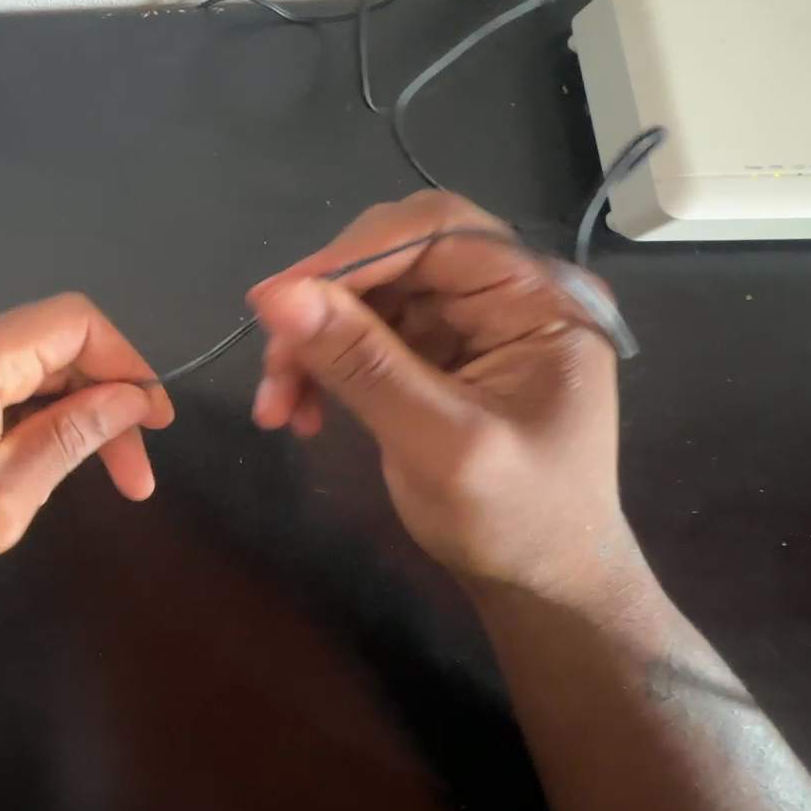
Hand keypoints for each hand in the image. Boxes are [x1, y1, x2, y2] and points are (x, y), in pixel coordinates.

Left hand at [0, 293, 175, 608]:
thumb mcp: (2, 497)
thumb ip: (69, 438)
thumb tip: (129, 398)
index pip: (77, 323)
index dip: (129, 364)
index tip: (155, 426)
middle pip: (54, 346)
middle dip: (103, 403)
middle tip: (131, 480)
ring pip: (25, 368)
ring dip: (66, 416)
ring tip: (88, 479)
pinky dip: (26, 418)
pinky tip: (34, 464)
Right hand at [247, 191, 629, 591]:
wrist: (534, 579)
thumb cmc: (513, 516)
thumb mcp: (436, 440)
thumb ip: (361, 364)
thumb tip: (276, 297)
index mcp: (535, 299)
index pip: (436, 232)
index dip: (349, 256)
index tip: (275, 304)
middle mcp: (496, 296)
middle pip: (386, 259)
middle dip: (319, 308)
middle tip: (275, 368)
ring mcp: (456, 325)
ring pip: (355, 299)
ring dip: (305, 348)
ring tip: (275, 409)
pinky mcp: (421, 355)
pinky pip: (350, 337)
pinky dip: (313, 369)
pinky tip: (298, 414)